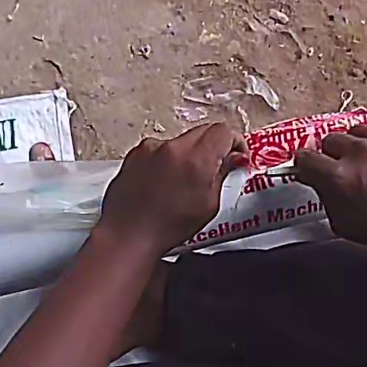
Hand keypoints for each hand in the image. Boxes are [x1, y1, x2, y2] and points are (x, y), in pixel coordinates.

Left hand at [95, 124, 247, 256]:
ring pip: (180, 141)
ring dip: (189, 155)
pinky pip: (159, 150)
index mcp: (195, 158)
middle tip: (217, 168)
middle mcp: (172, 147)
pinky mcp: (134, 155)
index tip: (237, 155)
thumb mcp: (208, 205)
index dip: (235, 142)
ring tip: (185, 183)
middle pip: (202, 132)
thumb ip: (222, 175)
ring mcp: (150, 149)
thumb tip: (232, 160)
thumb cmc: (166, 228)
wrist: (128, 235)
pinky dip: (167, 161)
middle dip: (214, 146)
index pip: (223, 131)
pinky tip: (165, 184)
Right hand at [292, 123, 366, 256]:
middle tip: (345, 170)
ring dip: (358, 146)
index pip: (305, 158)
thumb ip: (325, 197)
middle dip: (333, 155)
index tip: (310, 168)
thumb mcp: (344, 223)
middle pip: (330, 140)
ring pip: (357, 132)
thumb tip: (316, 180)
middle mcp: (361, 151)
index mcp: (340, 176)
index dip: (306, 165)